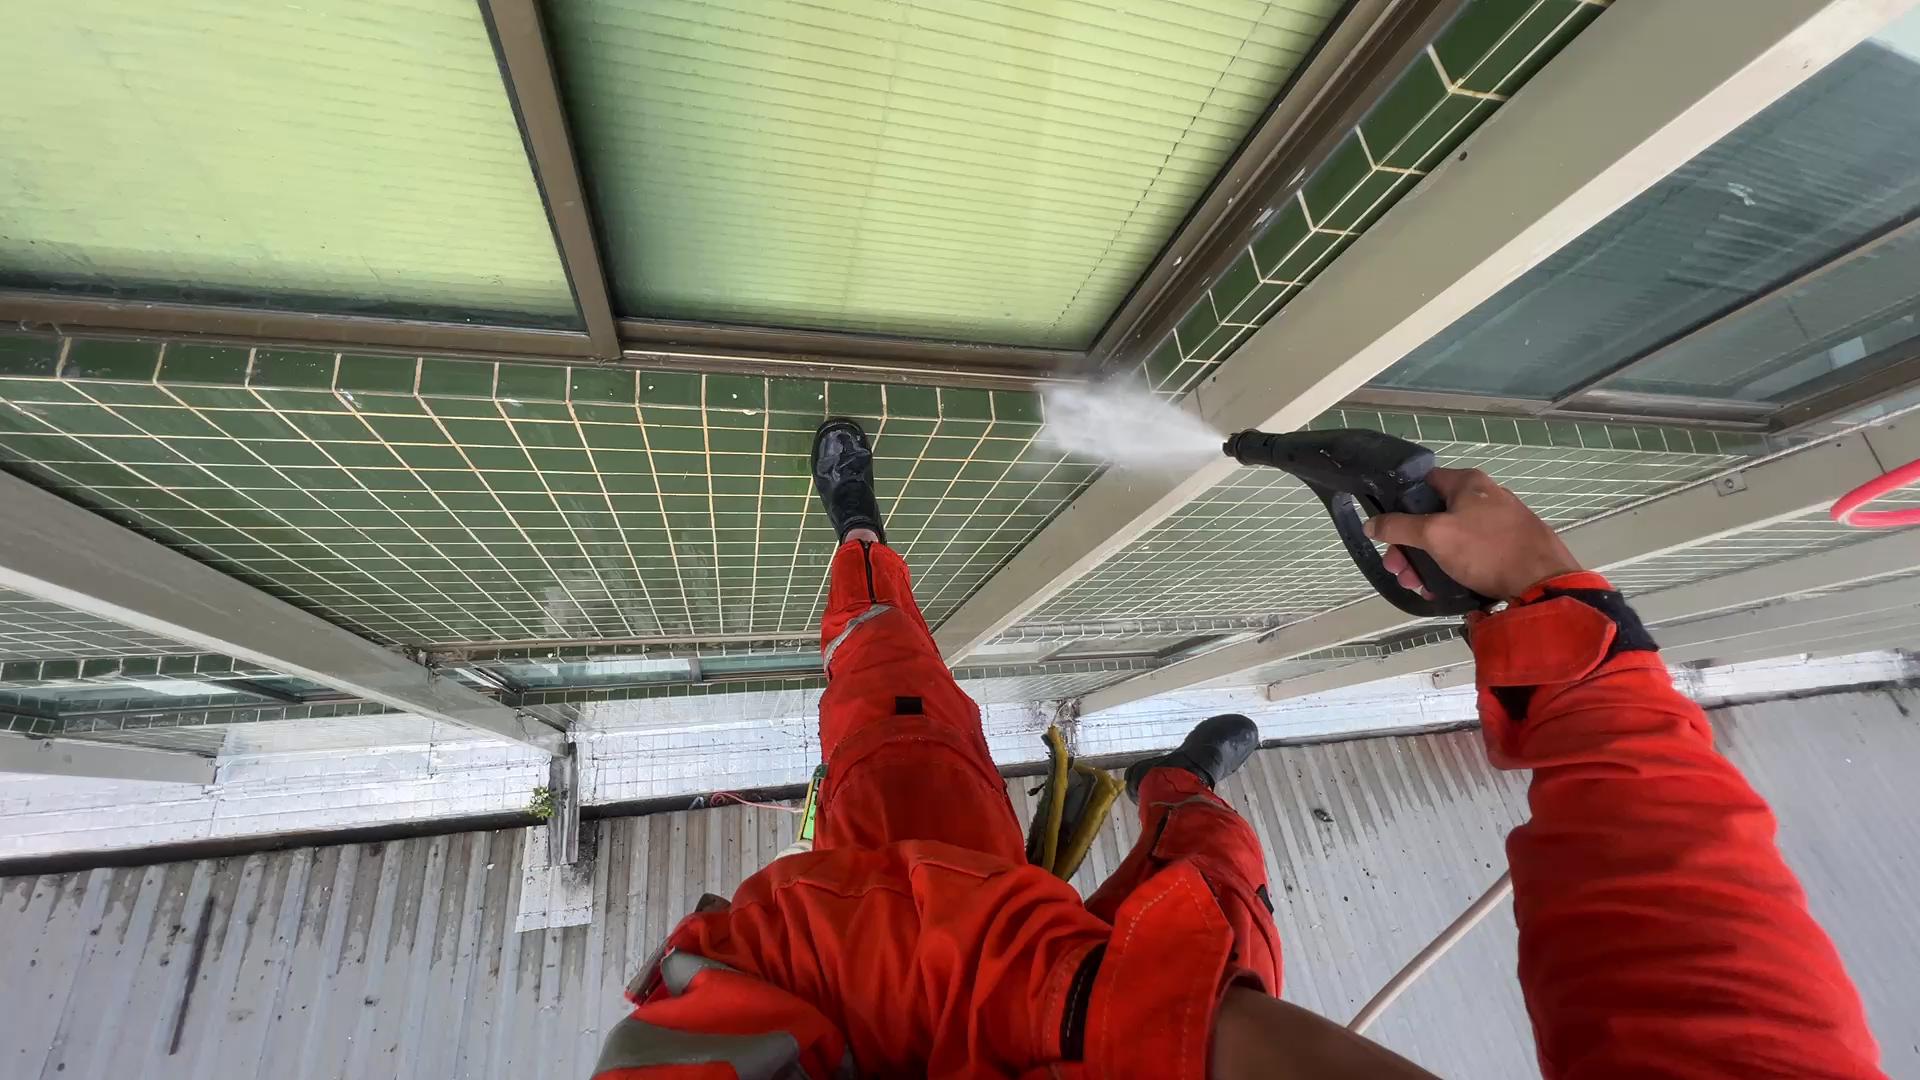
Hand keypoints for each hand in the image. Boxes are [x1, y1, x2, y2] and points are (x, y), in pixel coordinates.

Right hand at [1362, 467, 1581, 601]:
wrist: (1544, 583)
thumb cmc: (1486, 549)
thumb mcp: (1433, 535)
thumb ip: (1397, 527)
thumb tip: (1370, 523)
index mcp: (1469, 483)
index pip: (1422, 481)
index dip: (1399, 502)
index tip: (1387, 527)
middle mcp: (1485, 496)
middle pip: (1431, 515)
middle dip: (1408, 544)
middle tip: (1397, 569)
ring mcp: (1500, 522)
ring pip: (1448, 537)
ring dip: (1424, 560)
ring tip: (1416, 584)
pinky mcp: (1509, 546)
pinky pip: (1468, 552)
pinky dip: (1449, 567)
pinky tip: (1439, 588)